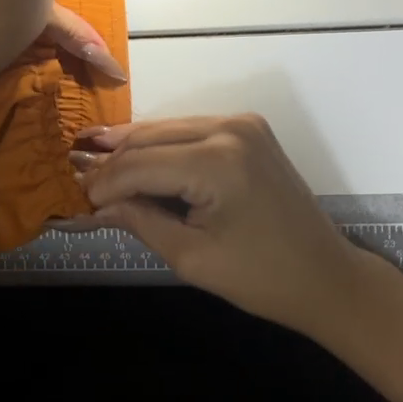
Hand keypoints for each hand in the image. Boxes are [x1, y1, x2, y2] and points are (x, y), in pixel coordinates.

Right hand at [77, 116, 363, 333]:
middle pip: (150, 138)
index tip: (74, 194)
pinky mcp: (246, 127)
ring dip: (131, 146)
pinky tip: (131, 151)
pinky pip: (188, 130)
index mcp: (218, 163)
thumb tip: (93, 204)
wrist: (329, 277)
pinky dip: (160, 144)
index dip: (104, 181)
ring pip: (166, 128)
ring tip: (91, 154)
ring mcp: (240, 123)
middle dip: (112, 158)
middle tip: (73, 169)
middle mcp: (229, 129)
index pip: (141, 165)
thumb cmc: (262, 278)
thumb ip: (139, 221)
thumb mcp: (192, 258)